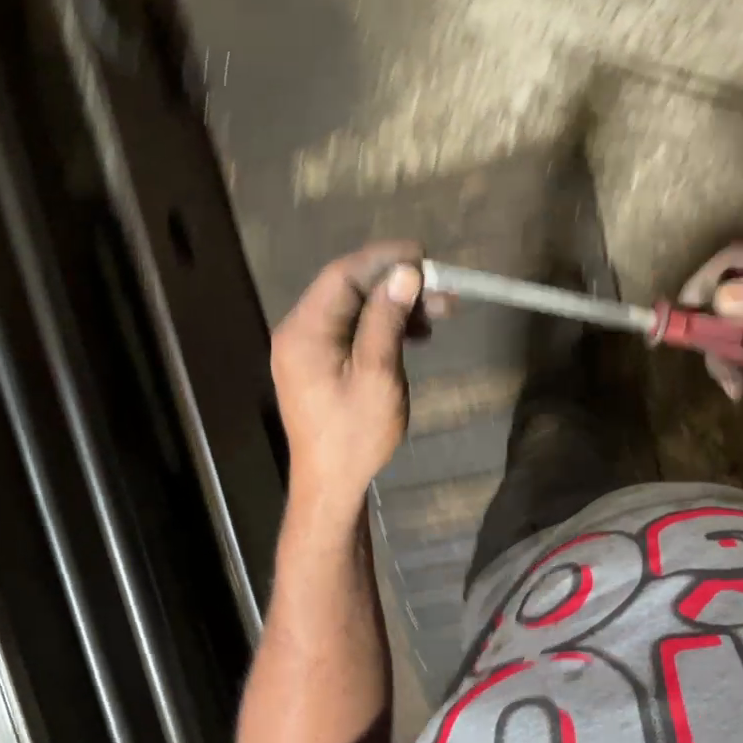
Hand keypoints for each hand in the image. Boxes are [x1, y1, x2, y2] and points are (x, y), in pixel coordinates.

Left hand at [272, 243, 425, 506]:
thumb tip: (405, 273)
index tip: (425, 257)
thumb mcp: (377, 374)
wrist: (332, 484)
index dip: (384, 259)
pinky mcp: (320, 364)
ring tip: (440, 314)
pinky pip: (353, 330)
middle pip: (349, 289)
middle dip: (397, 284)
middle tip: (444, 291)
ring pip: (355, 309)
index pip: (343, 274)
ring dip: (396, 306)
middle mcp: (299, 331)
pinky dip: (384, 326)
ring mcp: (307, 348)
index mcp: (305, 330)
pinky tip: (416, 335)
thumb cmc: (355, 435)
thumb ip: (387, 319)